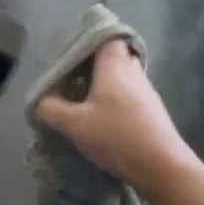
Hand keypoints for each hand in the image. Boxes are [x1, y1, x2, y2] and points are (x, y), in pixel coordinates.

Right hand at [36, 41, 203, 191]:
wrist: (163, 167)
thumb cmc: (116, 136)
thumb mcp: (73, 124)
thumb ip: (51, 109)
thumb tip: (41, 102)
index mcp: (114, 66)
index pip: (107, 37)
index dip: (90, 39)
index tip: (72, 54)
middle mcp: (134, 73)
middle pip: (114, 57)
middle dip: (94, 65)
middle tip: (73, 79)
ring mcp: (148, 93)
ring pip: (123, 79)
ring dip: (105, 86)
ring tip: (83, 103)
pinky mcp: (154, 113)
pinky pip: (130, 98)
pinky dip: (116, 103)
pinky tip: (103, 122)